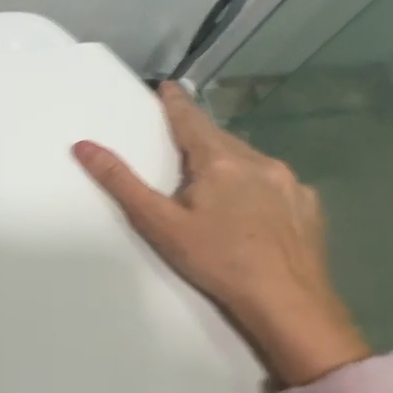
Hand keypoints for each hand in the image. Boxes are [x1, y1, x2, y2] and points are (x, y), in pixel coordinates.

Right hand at [72, 81, 370, 385]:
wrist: (289, 305)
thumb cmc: (217, 260)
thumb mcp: (157, 223)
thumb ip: (120, 182)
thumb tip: (84, 146)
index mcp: (220, 161)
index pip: (191, 120)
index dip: (175, 103)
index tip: (168, 87)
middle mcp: (259, 162)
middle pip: (220, 139)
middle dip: (199, 138)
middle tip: (179, 144)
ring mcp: (290, 185)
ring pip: (250, 161)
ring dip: (228, 163)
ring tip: (211, 182)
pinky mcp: (308, 208)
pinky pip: (275, 184)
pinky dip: (256, 186)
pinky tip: (249, 209)